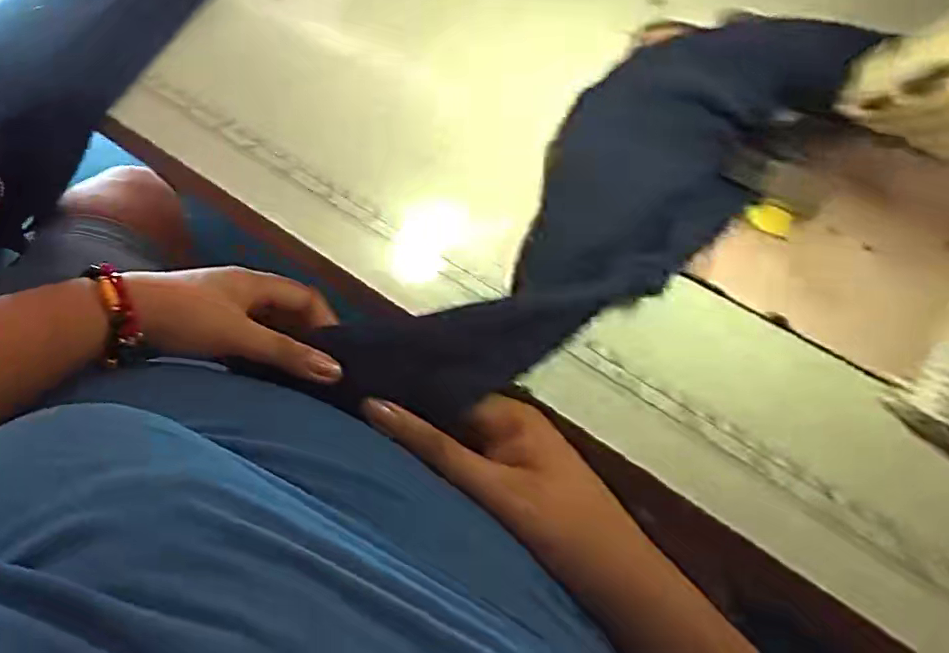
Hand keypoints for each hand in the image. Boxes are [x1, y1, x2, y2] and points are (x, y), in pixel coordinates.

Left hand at [125, 267, 341, 382]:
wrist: (130, 310)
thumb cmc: (186, 316)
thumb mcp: (238, 335)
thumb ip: (284, 351)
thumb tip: (335, 370)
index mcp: (252, 282)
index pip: (305, 295)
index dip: (327, 322)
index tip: (338, 357)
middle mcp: (239, 286)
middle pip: (285, 307)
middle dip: (306, 336)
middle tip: (321, 372)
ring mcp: (220, 300)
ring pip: (263, 320)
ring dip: (280, 343)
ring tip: (296, 376)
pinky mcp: (203, 316)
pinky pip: (243, 329)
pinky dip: (257, 346)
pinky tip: (259, 369)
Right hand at [364, 395, 651, 579]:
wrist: (635, 602)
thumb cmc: (571, 536)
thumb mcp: (496, 491)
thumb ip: (432, 446)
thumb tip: (370, 402)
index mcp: (509, 412)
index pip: (440, 384)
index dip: (397, 382)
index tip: (351, 378)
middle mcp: (506, 421)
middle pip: (440, 406)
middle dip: (400, 406)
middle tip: (346, 398)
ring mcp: (506, 449)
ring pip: (444, 431)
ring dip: (411, 432)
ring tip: (356, 418)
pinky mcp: (503, 475)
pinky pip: (454, 454)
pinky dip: (427, 454)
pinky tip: (392, 450)